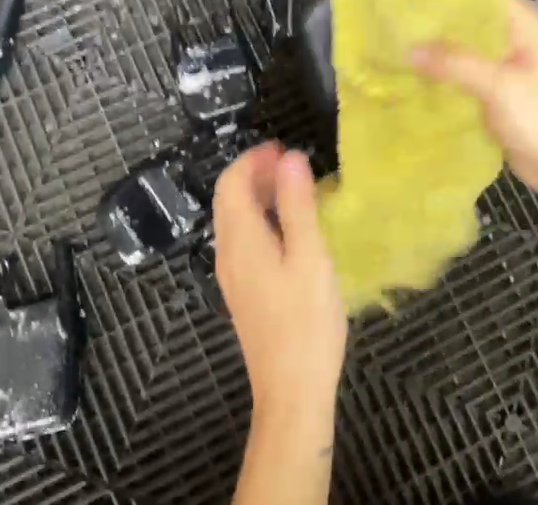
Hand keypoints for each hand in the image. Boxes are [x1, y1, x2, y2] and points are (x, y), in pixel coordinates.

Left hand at [213, 142, 347, 414]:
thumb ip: (298, 205)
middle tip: (289, 161)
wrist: (291, 391)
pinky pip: (244, 240)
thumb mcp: (309, 257)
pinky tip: (290, 228)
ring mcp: (233, 275)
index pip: (231, 183)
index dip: (252, 158)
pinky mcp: (244, 291)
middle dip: (254, 173)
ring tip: (293, 187)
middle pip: (229, 199)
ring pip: (235, 220)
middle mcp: (228, 253)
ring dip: (257, 196)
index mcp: (241, 239)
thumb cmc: (306, 322)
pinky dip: (261, 219)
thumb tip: (290, 157)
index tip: (280, 146)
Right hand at [409, 0, 537, 200]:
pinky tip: (406, 68)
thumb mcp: (500, 86)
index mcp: (523, 23)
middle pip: (467, 15)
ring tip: (389, 34)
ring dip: (433, 43)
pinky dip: (438, 69)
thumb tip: (405, 48)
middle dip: (433, 12)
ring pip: (460, 45)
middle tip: (389, 7)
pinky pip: (459, 71)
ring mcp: (502, 65)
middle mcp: (512, 36)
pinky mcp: (492, 90)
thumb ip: (454, 63)